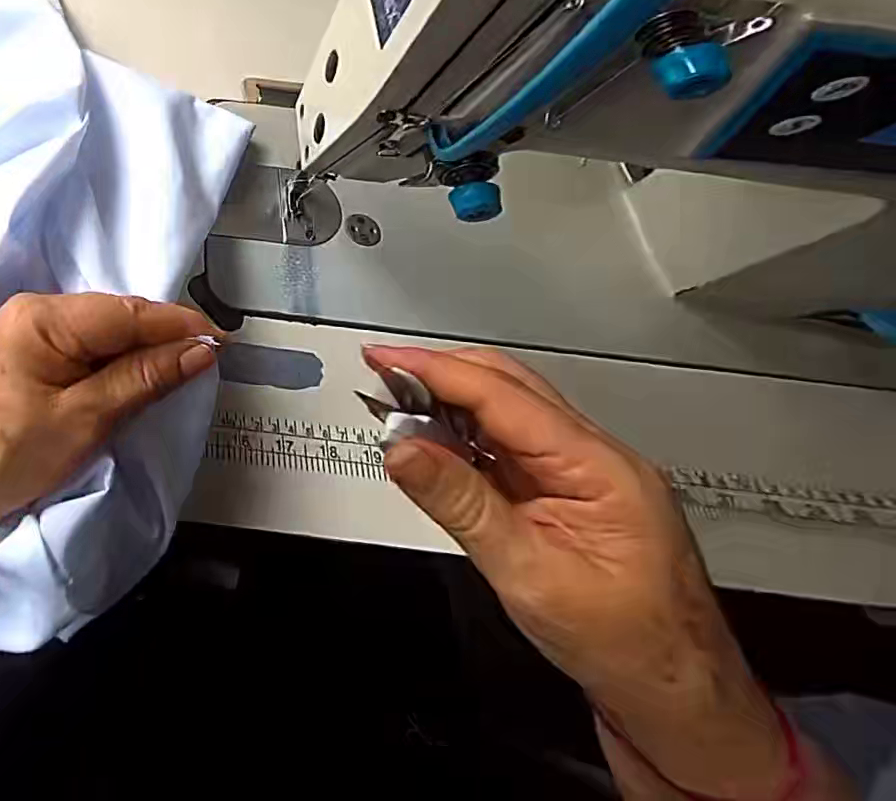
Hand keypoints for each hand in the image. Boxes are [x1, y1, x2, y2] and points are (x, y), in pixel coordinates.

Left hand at [0, 292, 220, 567]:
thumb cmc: (12, 455)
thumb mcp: (87, 418)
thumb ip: (143, 378)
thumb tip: (199, 350)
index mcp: (39, 318)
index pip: (124, 312)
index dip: (177, 324)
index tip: (221, 340)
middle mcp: (31, 309)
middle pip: (114, 314)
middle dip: (161, 335)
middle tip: (209, 356)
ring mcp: (27, 325)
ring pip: (103, 328)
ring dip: (140, 347)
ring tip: (182, 366)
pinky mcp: (29, 345)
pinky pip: (85, 341)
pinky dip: (115, 356)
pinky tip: (138, 371)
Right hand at [365, 345, 794, 798]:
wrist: (673, 693)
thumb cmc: (620, 641)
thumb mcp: (526, 571)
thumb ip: (458, 502)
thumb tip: (399, 448)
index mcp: (598, 469)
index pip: (502, 396)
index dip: (434, 369)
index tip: (380, 357)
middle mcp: (593, 455)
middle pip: (506, 383)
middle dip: (437, 372)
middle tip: (378, 377)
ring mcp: (578, 468)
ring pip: (501, 405)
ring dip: (444, 398)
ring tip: (392, 407)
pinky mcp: (559, 483)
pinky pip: (500, 437)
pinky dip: (456, 428)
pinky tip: (427, 439)